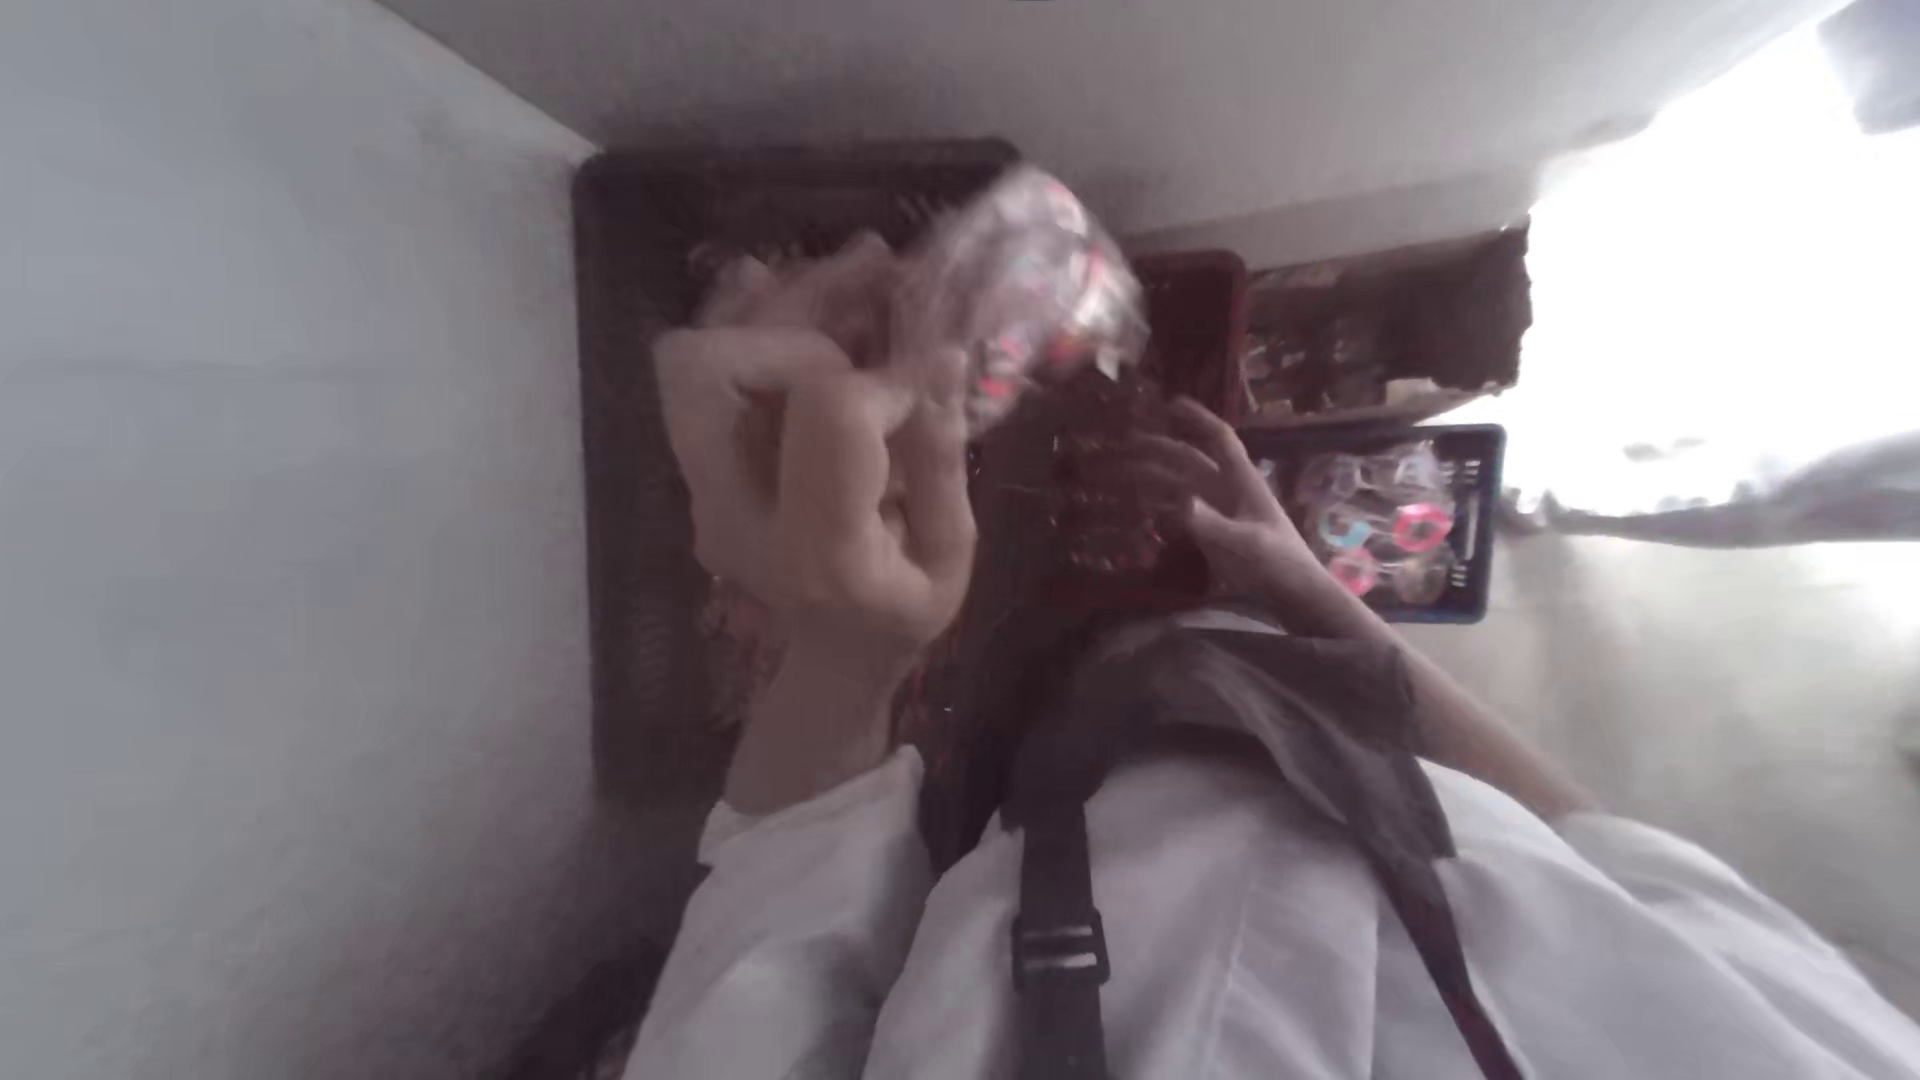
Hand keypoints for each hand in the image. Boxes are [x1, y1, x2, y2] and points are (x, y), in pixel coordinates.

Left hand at [657, 251, 974, 685]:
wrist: (832, 655)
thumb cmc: (904, 615)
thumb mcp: (952, 553)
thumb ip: (943, 460)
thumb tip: (940, 357)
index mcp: (822, 548)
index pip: (830, 413)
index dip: (889, 373)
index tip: (932, 370)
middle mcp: (735, 514)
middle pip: (712, 368)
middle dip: (802, 317)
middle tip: (877, 287)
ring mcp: (702, 494)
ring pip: (696, 357)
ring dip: (779, 300)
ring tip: (857, 266)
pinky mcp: (699, 474)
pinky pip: (698, 378)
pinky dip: (743, 320)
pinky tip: (781, 282)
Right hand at [1126, 397, 1330, 601]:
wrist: (1291, 594)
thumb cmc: (1277, 563)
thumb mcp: (1246, 543)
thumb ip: (1212, 523)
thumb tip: (1181, 501)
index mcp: (1242, 481)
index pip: (1219, 440)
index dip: (1198, 418)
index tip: (1171, 403)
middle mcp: (1225, 490)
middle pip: (1189, 460)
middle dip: (1160, 449)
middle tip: (1126, 443)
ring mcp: (1215, 511)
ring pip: (1179, 485)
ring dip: (1152, 478)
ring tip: (1121, 476)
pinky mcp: (1207, 533)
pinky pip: (1177, 513)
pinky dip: (1157, 508)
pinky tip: (1135, 510)